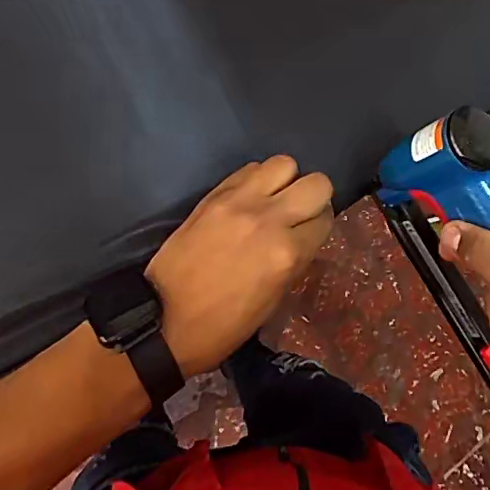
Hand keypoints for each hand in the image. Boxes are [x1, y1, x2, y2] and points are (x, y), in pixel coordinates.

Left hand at [146, 155, 333, 375]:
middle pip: (317, 183)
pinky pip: (250, 169)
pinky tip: (248, 199)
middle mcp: (269, 220)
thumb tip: (302, 237)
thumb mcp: (273, 299)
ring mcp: (239, 202)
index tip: (310, 233)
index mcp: (287, 253)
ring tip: (273, 200)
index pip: (325, 219)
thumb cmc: (224, 325)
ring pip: (284, 164)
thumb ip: (295, 260)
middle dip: (314, 198)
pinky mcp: (215, 195)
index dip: (320, 227)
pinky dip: (257, 180)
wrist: (163, 320)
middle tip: (298, 214)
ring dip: (286, 181)